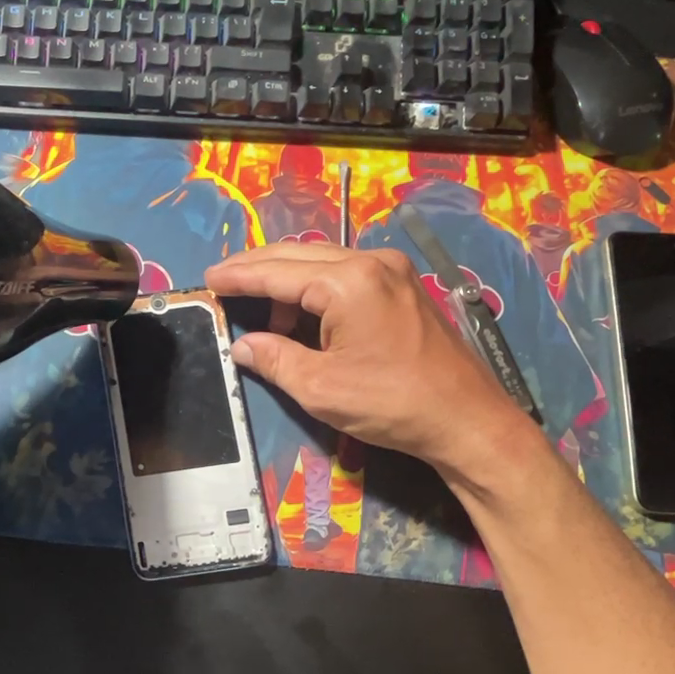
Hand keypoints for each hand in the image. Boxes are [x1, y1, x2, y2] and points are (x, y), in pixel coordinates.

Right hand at [205, 242, 540, 485]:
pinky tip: (303, 315)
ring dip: (288, 280)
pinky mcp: (403, 287)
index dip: (239, 276)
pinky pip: (346, 274)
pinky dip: (316, 287)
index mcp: (348, 282)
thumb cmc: (390, 403)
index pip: (277, 272)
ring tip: (262, 312)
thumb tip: (242, 346)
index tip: (209, 277)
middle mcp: (371, 263)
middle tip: (224, 280)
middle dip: (258, 267)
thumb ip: (275, 359)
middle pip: (299, 255)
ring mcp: (392, 272)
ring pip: (323, 261)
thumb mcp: (320, 387)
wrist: (465, 418)